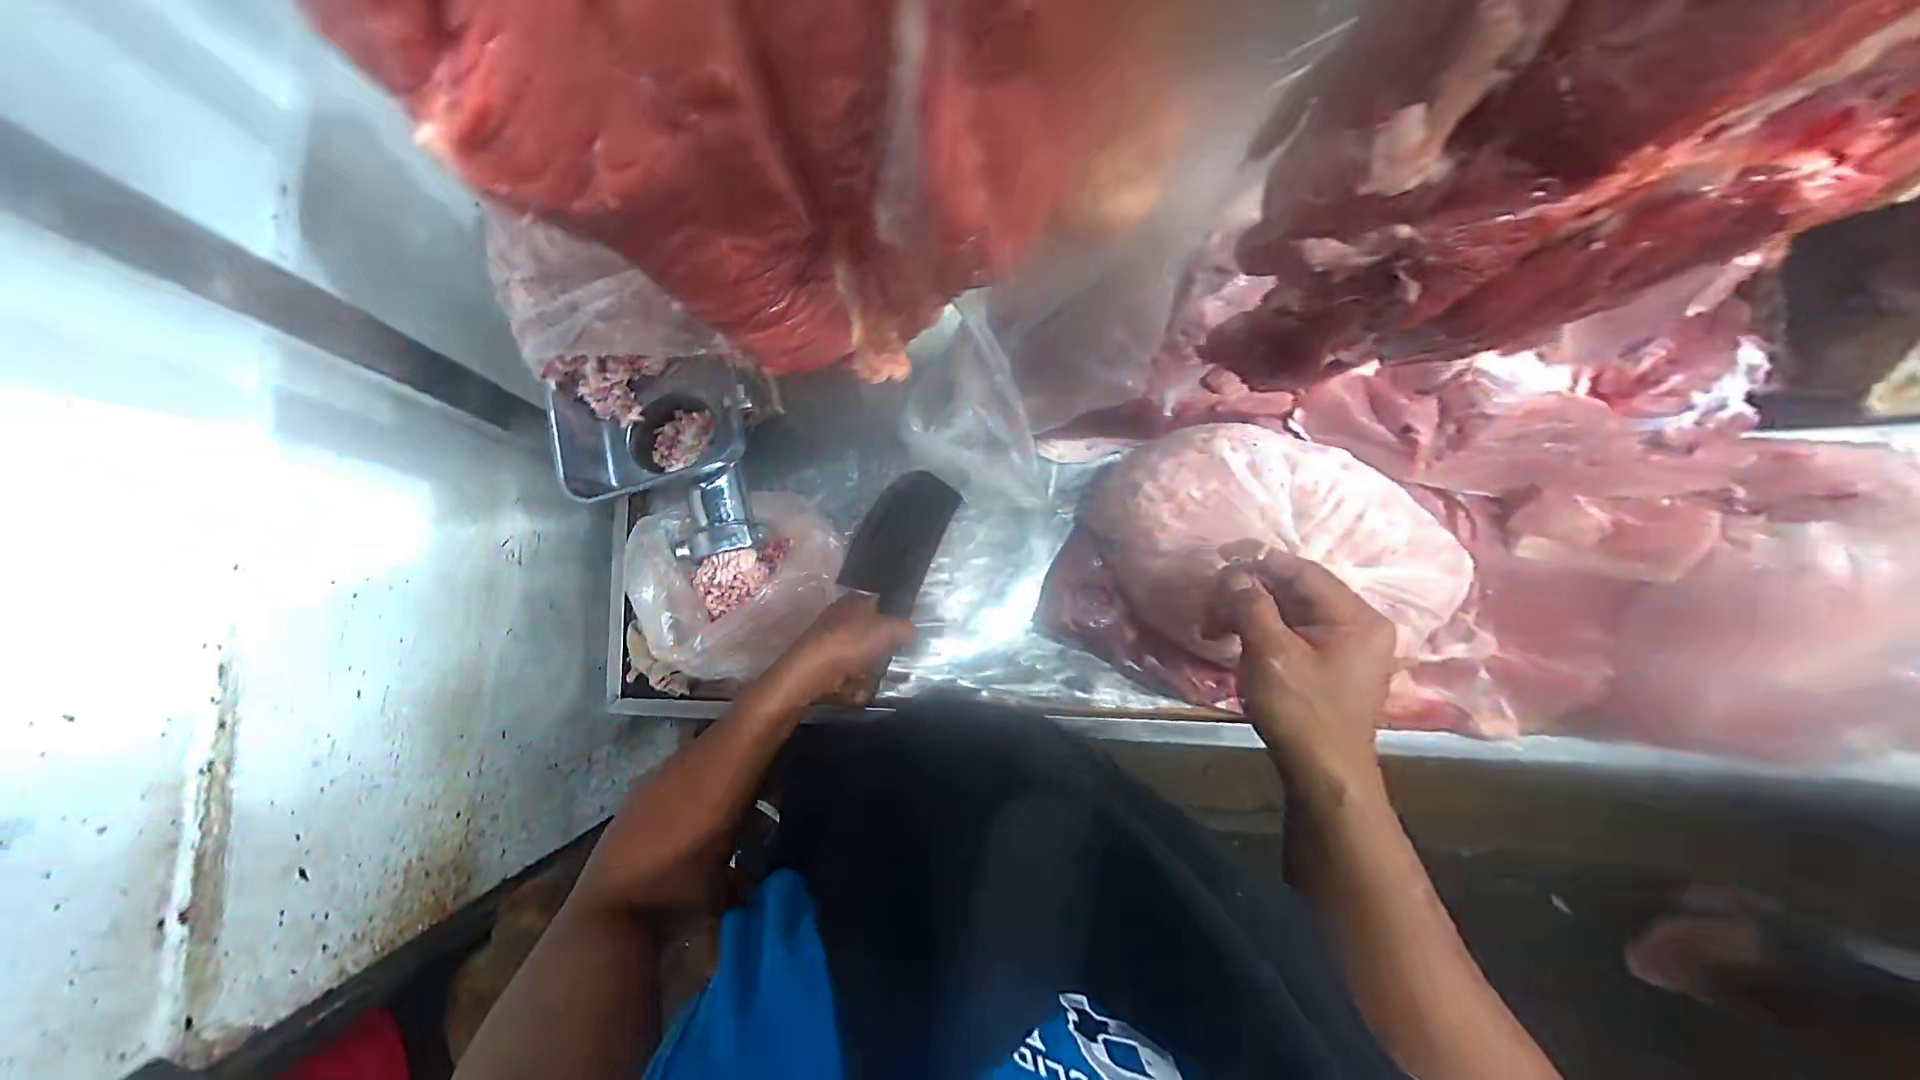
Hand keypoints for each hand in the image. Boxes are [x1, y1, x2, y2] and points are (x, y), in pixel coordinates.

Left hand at [766, 592, 916, 704]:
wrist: (809, 671)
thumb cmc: (850, 643)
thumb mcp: (887, 630)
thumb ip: (904, 628)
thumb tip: (913, 631)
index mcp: (854, 599)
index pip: (881, 600)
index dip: (896, 614)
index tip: (908, 632)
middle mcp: (840, 613)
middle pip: (870, 624)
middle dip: (884, 640)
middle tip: (898, 653)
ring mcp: (829, 635)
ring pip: (859, 645)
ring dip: (870, 658)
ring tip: (882, 670)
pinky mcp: (823, 657)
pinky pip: (847, 663)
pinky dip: (856, 673)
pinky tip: (863, 682)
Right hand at [1213, 551, 1395, 802]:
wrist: (1323, 774)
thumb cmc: (1301, 712)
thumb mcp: (1271, 654)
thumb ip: (1252, 605)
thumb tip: (1233, 573)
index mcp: (1355, 617)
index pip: (1302, 571)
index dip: (1259, 560)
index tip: (1221, 557)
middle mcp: (1358, 624)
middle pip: (1296, 589)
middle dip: (1249, 591)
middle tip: (1211, 602)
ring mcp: (1346, 645)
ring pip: (1290, 610)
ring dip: (1250, 611)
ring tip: (1215, 626)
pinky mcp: (1330, 662)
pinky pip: (1292, 630)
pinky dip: (1261, 629)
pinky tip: (1236, 639)